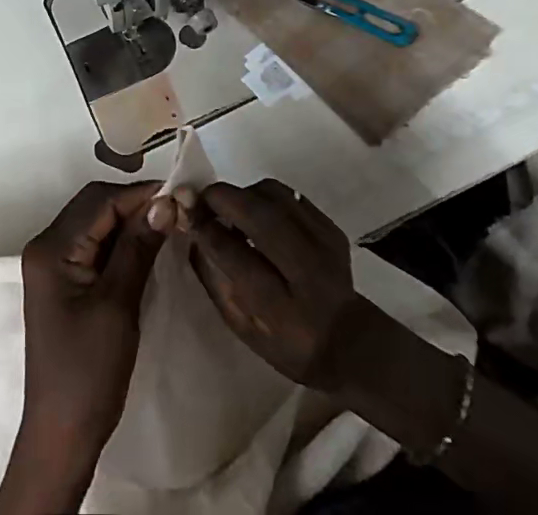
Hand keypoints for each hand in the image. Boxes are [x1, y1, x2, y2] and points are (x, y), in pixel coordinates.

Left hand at [15, 180, 163, 450]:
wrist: (63, 432)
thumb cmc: (88, 372)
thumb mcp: (117, 304)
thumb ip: (138, 248)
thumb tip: (165, 202)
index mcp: (51, 249)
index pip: (100, 201)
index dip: (142, 194)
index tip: (183, 196)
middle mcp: (47, 247)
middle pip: (96, 206)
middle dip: (138, 203)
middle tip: (181, 210)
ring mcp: (56, 264)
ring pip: (99, 223)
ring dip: (133, 219)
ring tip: (174, 222)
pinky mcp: (68, 281)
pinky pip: (98, 245)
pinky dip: (125, 240)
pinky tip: (153, 244)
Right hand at [180, 179, 369, 390]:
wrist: (349, 341)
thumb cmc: (287, 343)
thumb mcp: (243, 327)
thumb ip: (215, 281)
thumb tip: (194, 238)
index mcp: (278, 306)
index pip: (235, 255)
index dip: (208, 231)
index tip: (188, 217)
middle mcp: (305, 269)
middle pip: (260, 214)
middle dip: (223, 199)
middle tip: (203, 200)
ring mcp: (323, 243)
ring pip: (276, 195)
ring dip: (245, 194)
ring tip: (232, 209)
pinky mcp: (332, 228)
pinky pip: (292, 196)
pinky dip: (268, 198)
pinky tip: (259, 213)